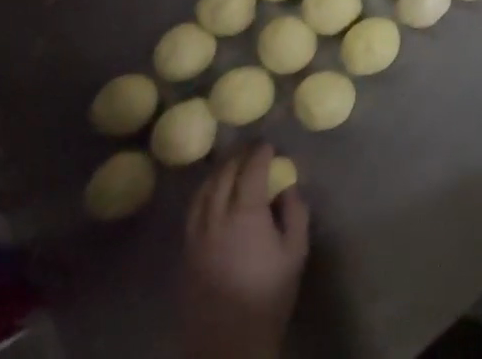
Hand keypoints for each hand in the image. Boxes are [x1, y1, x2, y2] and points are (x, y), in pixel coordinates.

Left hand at [180, 143, 309, 358]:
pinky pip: (193, 211)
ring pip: (202, 192)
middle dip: (237, 158)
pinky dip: (204, 194)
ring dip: (217, 174)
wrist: (229, 337)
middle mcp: (215, 218)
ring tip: (231, 165)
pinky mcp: (186, 251)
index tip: (269, 143)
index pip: (250, 171)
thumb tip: (287, 187)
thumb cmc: (270, 292)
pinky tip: (212, 195)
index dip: (260, 154)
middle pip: (222, 177)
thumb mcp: (296, 250)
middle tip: (251, 148)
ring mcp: (195, 235)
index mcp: (245, 214)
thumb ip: (294, 213)